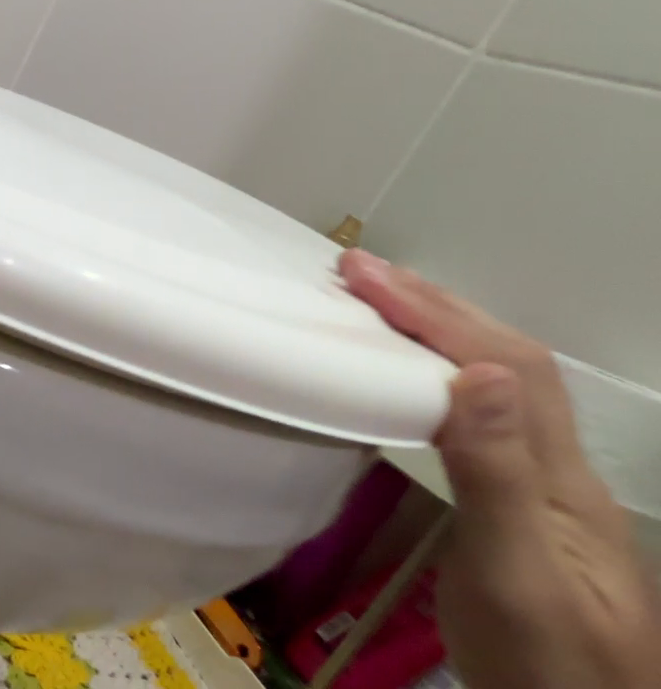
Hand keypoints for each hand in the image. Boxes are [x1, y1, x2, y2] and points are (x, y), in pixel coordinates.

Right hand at [340, 250, 660, 688]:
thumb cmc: (546, 663)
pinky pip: (480, 410)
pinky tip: (405, 369)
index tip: (362, 276)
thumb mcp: (515, 578)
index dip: (435, 314)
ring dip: (438, 327)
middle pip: (509, 364)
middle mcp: (561, 472)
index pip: (506, 370)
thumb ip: (496, 478)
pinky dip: (436, 367)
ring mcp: (544, 489)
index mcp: (562, 482)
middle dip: (434, 305)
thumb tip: (474, 373)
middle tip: (356, 269)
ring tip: (374, 299)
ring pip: (500, 383)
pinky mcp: (518, 505)